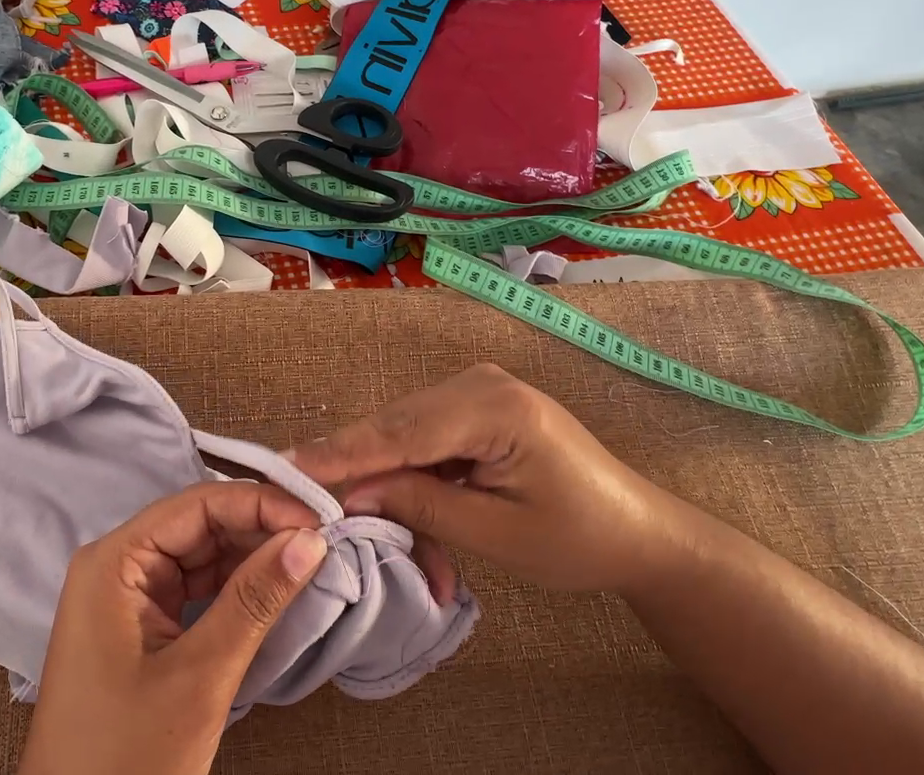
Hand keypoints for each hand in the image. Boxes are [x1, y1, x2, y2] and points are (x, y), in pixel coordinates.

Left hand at [18, 482, 329, 774]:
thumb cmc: (128, 755)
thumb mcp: (199, 675)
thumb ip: (254, 600)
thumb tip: (310, 540)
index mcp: (114, 561)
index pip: (196, 505)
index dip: (259, 502)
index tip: (319, 518)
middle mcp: (117, 566)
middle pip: (199, 526)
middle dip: (260, 529)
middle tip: (323, 541)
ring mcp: (128, 597)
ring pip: (201, 557)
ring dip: (253, 558)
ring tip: (310, 560)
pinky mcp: (141, 628)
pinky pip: (196, 590)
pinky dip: (237, 590)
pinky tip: (276, 589)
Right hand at [288, 363, 694, 599]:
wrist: (637, 531)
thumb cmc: (576, 539)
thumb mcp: (494, 535)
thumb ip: (420, 505)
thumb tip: (352, 494)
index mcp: (495, 408)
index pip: (400, 431)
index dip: (340, 454)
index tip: (286, 469)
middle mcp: (481, 383)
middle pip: (395, 425)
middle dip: (357, 470)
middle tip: (308, 503)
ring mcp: (479, 389)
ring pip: (404, 431)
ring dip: (386, 478)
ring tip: (365, 524)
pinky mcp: (477, 405)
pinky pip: (425, 436)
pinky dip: (410, 473)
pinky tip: (400, 506)